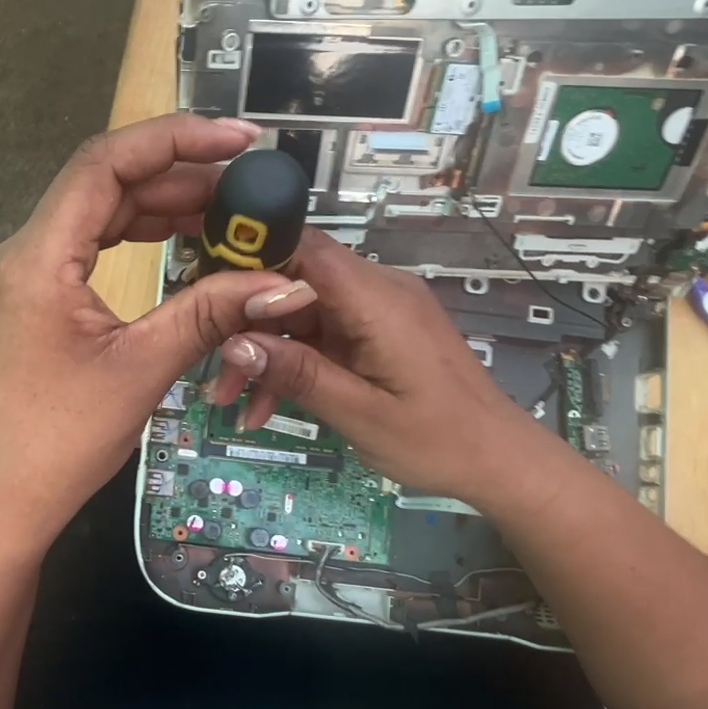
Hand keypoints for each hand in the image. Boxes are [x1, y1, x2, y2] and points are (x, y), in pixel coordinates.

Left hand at [0, 115, 318, 547]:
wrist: (7, 499)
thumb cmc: (64, 440)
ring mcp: (24, 276)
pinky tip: (183, 242)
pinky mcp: (35, 299)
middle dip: (178, 177)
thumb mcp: (142, 369)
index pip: (103, 164)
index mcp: (36, 258)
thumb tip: (288, 284)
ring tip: (228, 213)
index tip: (238, 139)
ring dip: (161, 208)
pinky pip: (89, 248)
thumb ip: (210, 314)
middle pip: (102, 184)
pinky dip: (138, 239)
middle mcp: (22, 253)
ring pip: (98, 214)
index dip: (174, 139)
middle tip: (247, 186)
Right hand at [207, 229, 561, 506]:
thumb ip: (297, 374)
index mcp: (377, 299)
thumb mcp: (358, 412)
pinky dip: (295, 366)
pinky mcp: (376, 334)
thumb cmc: (435, 439)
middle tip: (217, 378)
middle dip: (249, 328)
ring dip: (267, 354)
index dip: (252, 261)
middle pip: (294, 286)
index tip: (209, 297)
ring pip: (301, 316)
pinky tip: (267, 408)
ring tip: (234, 403)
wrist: (498, 460)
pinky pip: (322, 337)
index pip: (305, 248)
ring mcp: (376, 313)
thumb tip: (234, 344)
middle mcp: (376, 292)